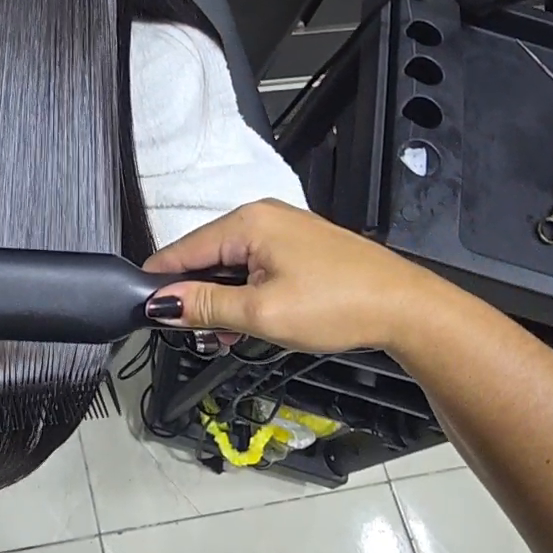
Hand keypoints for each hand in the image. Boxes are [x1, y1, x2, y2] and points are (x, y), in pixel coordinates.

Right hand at [143, 199, 449, 353]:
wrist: (407, 310)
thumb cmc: (341, 305)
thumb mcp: (261, 313)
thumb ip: (205, 306)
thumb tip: (161, 303)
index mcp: (247, 222)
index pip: (182, 249)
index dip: (160, 283)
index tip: (145, 312)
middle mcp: (262, 216)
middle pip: (205, 256)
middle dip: (196, 296)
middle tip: (199, 335)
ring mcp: (283, 230)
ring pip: (230, 265)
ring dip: (222, 300)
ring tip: (230, 336)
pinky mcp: (298, 247)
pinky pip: (254, 267)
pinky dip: (246, 294)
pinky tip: (252, 322)